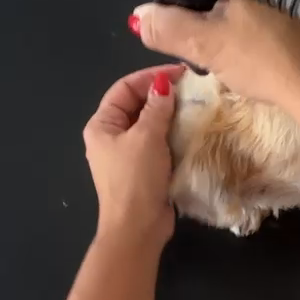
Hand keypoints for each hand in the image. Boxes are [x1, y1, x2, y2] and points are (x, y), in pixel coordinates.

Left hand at [84, 64, 182, 246]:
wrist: (138, 227)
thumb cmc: (136, 179)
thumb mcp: (146, 137)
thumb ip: (157, 108)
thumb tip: (165, 86)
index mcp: (102, 125)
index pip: (125, 88)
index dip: (151, 76)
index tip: (181, 72)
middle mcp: (112, 137)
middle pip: (138, 105)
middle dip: (163, 94)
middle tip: (192, 87)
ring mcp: (128, 155)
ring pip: (151, 124)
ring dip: (171, 114)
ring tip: (197, 105)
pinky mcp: (145, 170)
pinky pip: (160, 143)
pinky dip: (174, 134)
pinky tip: (193, 130)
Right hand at [130, 0, 299, 109]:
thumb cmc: (266, 59)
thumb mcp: (207, 45)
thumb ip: (169, 28)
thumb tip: (139, 17)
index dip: (185, 0)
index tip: (186, 31)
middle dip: (215, 8)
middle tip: (213, 45)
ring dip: (242, 15)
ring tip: (238, 48)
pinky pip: (278, 3)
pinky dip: (267, 20)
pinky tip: (266, 47)